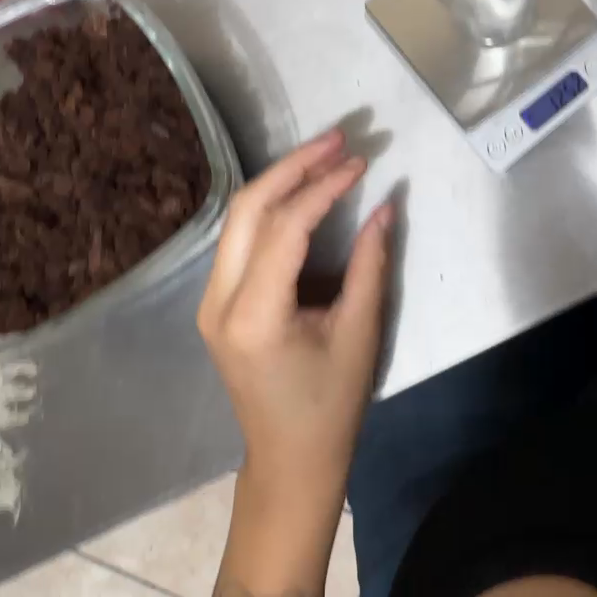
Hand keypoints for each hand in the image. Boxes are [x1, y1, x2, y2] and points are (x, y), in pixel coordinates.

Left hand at [197, 129, 391, 512]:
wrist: (290, 458)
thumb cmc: (331, 402)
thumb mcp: (360, 332)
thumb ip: (370, 263)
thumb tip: (385, 205)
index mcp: (254, 314)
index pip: (286, 227)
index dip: (324, 187)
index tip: (361, 162)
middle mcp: (219, 300)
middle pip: (247, 209)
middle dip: (294, 166)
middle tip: (339, 138)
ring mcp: (211, 299)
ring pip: (239, 217)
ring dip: (282, 180)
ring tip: (327, 154)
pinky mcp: (219, 300)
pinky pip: (243, 237)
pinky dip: (274, 205)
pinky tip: (306, 189)